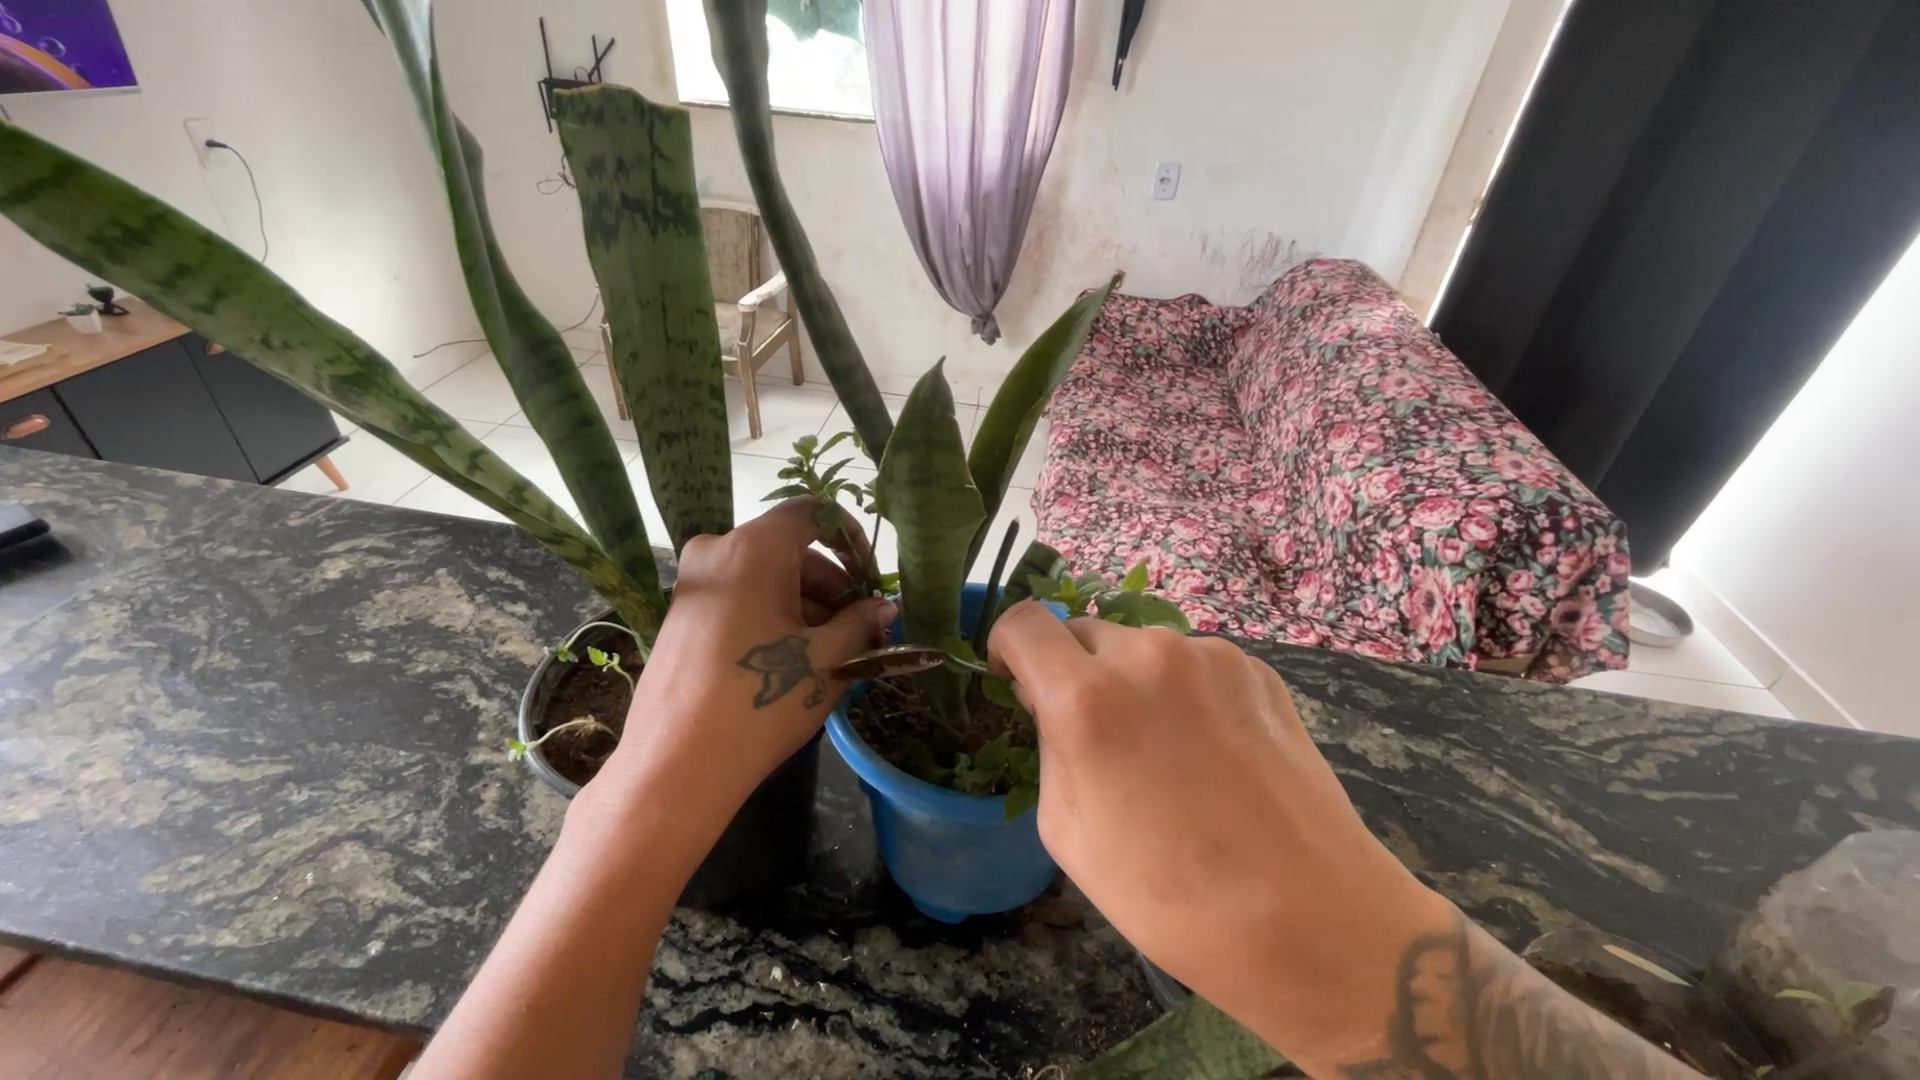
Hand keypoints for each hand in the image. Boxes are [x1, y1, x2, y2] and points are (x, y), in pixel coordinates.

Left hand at [591, 498, 894, 820]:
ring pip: (766, 577)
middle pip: (790, 550)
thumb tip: (884, 607)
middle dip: (834, 585)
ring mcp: (692, 586)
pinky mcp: (682, 617)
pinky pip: (740, 598)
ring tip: (839, 650)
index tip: (872, 579)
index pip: (811, 512)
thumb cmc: (761, 701)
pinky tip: (798, 658)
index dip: (851, 538)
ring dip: (808, 605)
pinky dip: (774, 615)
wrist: (676, 765)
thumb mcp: (826, 660)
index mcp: (752, 548)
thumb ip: (861, 622)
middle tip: (865, 626)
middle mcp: (716, 552)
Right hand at [988, 604, 1453, 1066]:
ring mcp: (1210, 658)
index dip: (1009, 646)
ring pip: (1141, 648)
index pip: (1025, 622)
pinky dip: (1183, 691)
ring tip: (1163, 750)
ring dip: (1131, 681)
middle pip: (1083, 632)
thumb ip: (1051, 744)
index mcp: (1088, 698)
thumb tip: (1053, 700)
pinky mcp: (1257, 670)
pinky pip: (1194, 664)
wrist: (1307, 918)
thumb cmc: (1167, 895)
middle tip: (1095, 733)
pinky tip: (1210, 750)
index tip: (1018, 679)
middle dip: (1073, 670)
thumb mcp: (1067, 830)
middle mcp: (1148, 657)